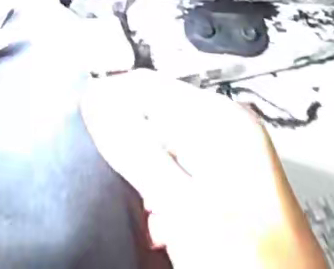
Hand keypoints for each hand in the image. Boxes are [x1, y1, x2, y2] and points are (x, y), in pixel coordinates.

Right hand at [80, 70, 327, 268]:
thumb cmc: (255, 262)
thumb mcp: (182, 202)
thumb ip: (135, 148)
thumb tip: (96, 102)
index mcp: (223, 120)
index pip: (149, 83)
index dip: (109, 95)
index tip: (78, 112)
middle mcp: (228, 135)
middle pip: (155, 117)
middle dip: (126, 141)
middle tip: (104, 165)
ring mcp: (227, 168)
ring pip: (163, 152)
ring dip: (141, 174)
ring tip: (136, 203)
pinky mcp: (223, 200)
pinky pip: (176, 180)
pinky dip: (159, 199)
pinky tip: (160, 227)